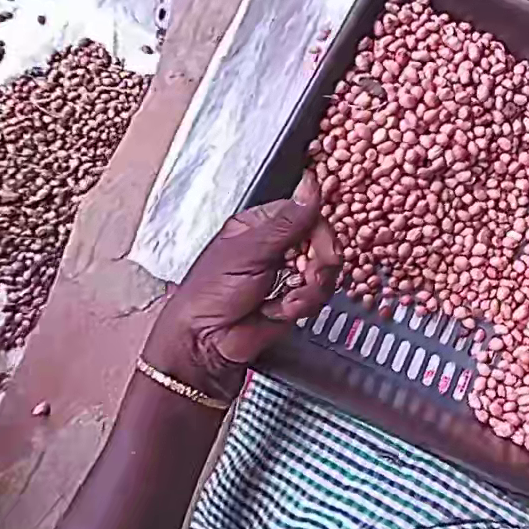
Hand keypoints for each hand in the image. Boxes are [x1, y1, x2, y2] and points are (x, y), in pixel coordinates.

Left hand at [141, 173, 341, 399]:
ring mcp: (286, 273)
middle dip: (319, 263)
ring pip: (324, 270)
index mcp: (260, 225)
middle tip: (309, 275)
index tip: (321, 246)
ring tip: (286, 300)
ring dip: (309, 288)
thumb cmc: (210, 295)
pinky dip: (302, 305)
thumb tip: (310, 185)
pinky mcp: (293, 299)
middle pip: (320, 242)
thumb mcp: (249, 252)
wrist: (204, 344)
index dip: (318, 230)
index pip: (305, 214)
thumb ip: (287, 222)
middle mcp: (276, 246)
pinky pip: (317, 295)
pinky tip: (280, 311)